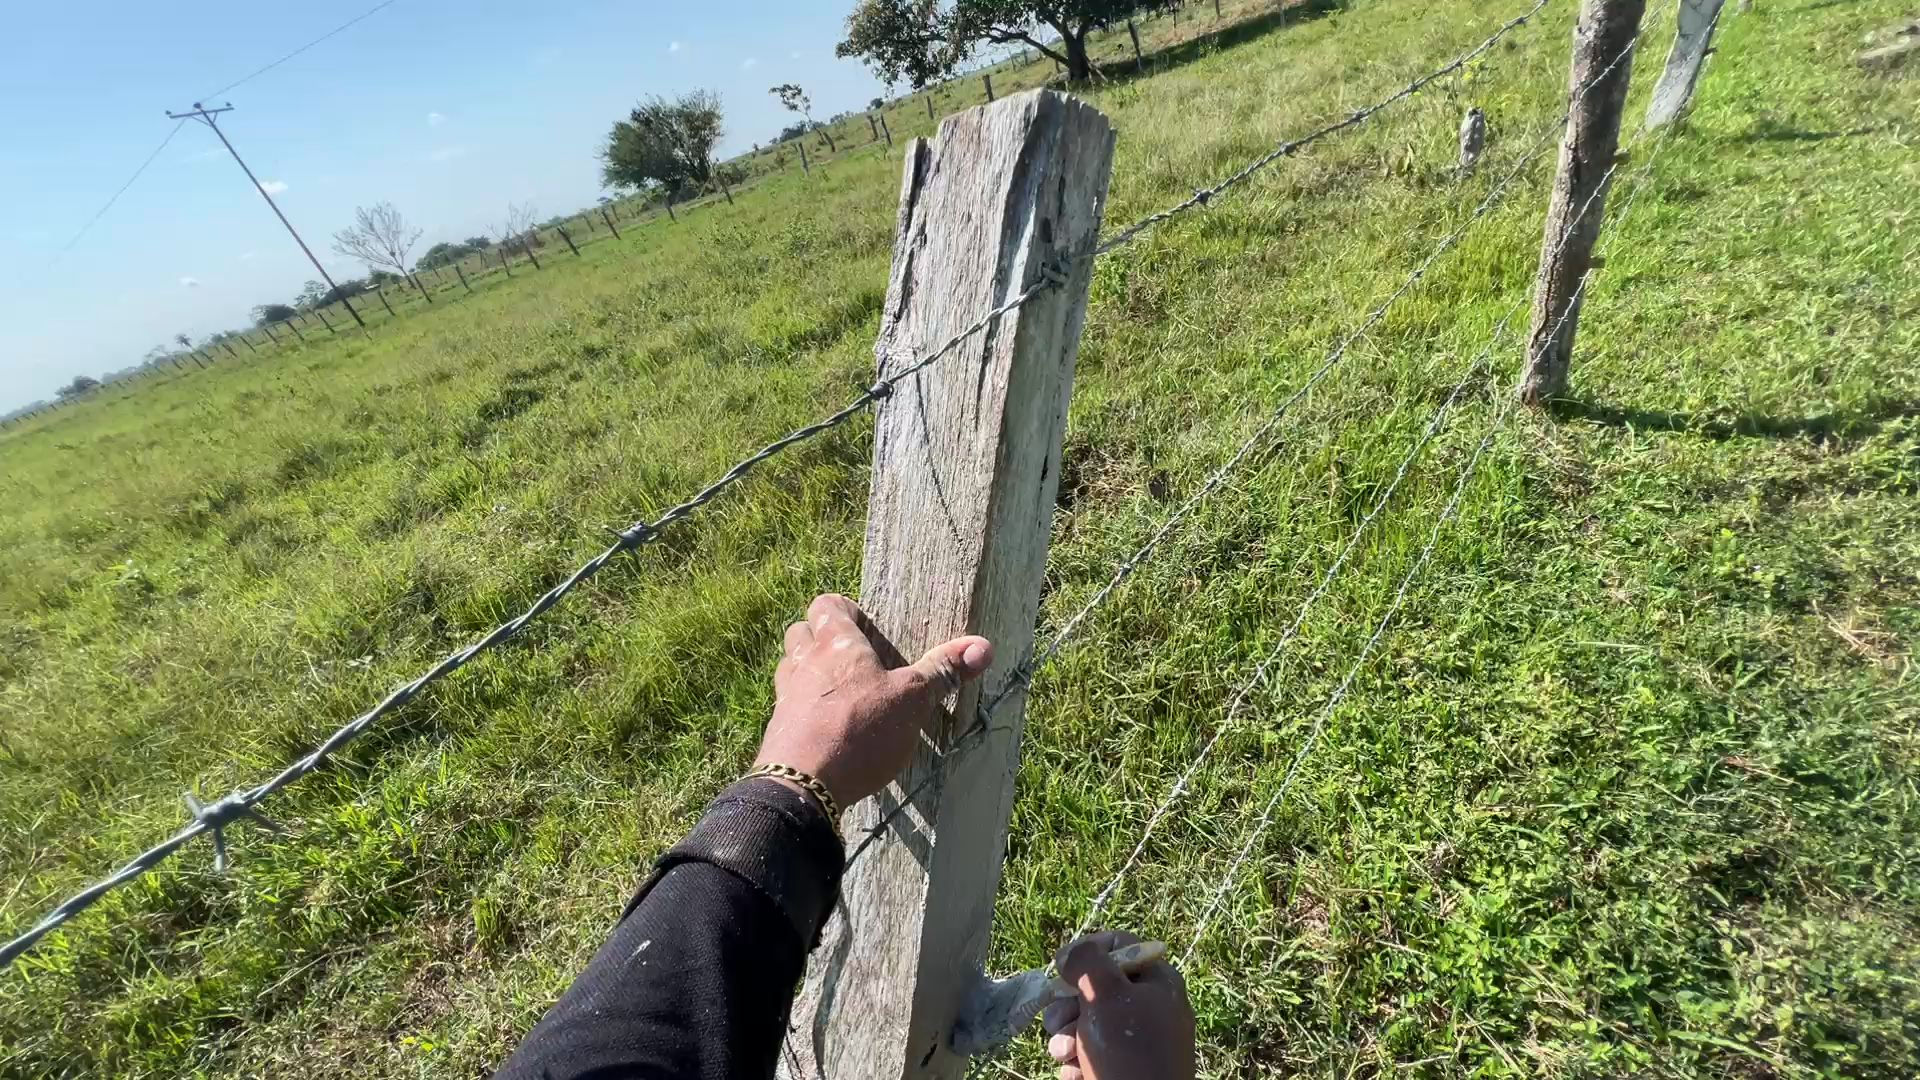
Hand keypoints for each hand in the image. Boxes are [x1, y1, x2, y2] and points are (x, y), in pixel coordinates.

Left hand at [757, 594, 992, 809]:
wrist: (802, 787)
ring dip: (809, 671)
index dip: (844, 610)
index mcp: (835, 643)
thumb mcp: (912, 700)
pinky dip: (805, 708)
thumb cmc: (859, 730)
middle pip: (800, 631)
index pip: (826, 604)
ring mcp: (786, 696)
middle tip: (853, 658)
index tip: (866, 626)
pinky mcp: (778, 729)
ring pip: (790, 667)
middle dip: (820, 637)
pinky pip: (789, 705)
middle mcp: (803, 662)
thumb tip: (984, 646)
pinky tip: (829, 728)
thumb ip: (943, 671)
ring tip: (841, 691)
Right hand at [1043, 931, 1195, 1079]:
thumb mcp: (1106, 993)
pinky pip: (1089, 1054)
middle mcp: (1150, 1008)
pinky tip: (1075, 1072)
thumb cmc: (1129, 1053)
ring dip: (1066, 1035)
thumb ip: (1086, 960)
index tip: (1062, 965)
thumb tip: (1068, 955)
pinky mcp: (1123, 1071)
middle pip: (1097, 985)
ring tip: (1064, 1052)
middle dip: (1068, 1002)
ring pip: (1087, 1021)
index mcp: (1158, 982)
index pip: (1119, 945)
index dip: (1087, 949)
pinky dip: (1075, 1062)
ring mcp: (1137, 1043)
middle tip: (1056, 1018)